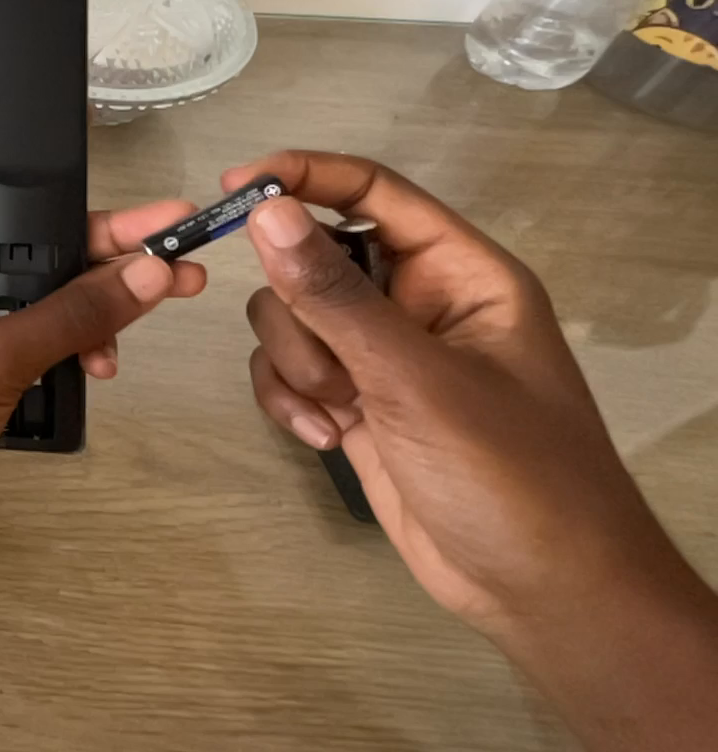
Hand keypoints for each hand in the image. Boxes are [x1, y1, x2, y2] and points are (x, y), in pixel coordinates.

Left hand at [0, 177, 206, 574]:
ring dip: (98, 304)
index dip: (41, 187)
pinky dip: (79, 348)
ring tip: (162, 301)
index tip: (115, 193)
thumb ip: (68, 315)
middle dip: (99, 250)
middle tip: (175, 247)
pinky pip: (46, 346)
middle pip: (30, 250)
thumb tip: (150, 270)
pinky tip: (103, 364)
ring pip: (46, 300)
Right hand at [232, 151, 703, 633]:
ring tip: (340, 412)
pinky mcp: (344, 392)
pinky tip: (325, 435)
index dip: (303, 176)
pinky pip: (279, 365)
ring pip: (283, 316)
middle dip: (298, 314)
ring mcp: (372, 350)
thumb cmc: (509, 475)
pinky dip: (287, 397)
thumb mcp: (415, 377)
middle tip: (327, 365)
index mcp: (456, 275)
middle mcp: (408, 302)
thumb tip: (264, 212)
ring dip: (295, 365)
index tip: (232, 186)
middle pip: (307, 259)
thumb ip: (333, 295)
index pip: (371, 193)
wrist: (536, 592)